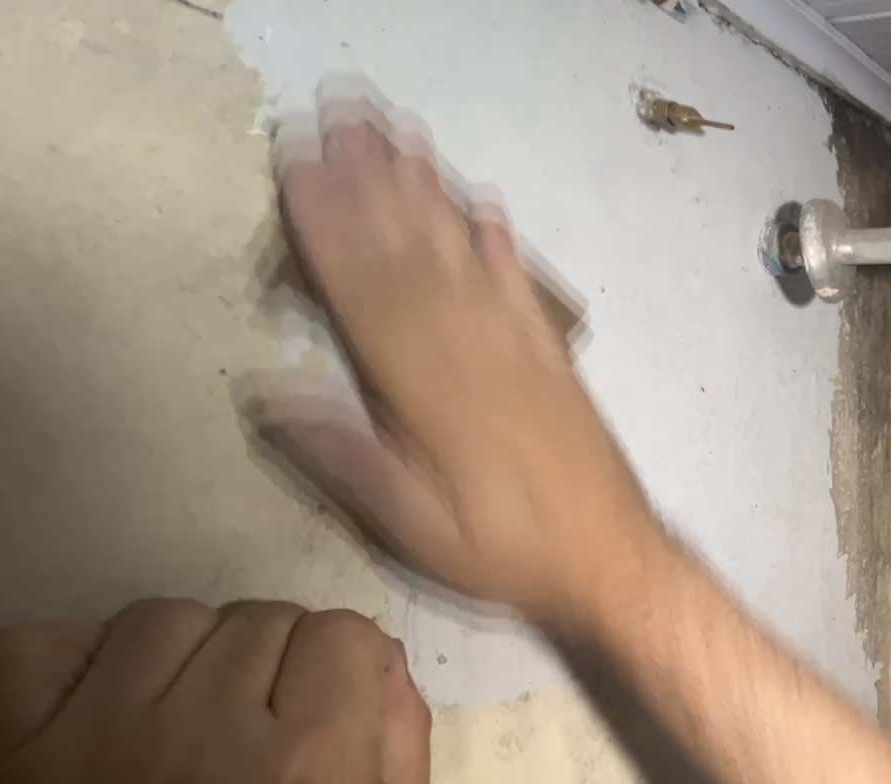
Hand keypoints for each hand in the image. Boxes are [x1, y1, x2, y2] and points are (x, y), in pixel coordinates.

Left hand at [0, 600, 429, 783]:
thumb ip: (403, 729)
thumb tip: (381, 653)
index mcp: (312, 763)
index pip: (344, 631)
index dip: (347, 657)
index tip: (332, 692)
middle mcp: (205, 739)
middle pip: (262, 618)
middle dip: (279, 655)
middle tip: (263, 711)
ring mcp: (86, 745)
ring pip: (165, 619)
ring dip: (191, 655)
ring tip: (183, 711)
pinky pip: (33, 645)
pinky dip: (75, 661)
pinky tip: (99, 709)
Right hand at [248, 94, 663, 624]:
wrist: (616, 561)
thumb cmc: (514, 556)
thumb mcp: (422, 533)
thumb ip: (353, 462)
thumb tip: (275, 390)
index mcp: (437, 399)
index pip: (371, 298)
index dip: (332, 229)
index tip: (299, 163)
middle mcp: (484, 362)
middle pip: (420, 263)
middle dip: (378, 187)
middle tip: (346, 114)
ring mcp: (530, 360)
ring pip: (472, 266)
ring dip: (434, 199)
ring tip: (404, 138)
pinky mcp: (562, 370)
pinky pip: (528, 299)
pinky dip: (505, 253)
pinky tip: (490, 213)